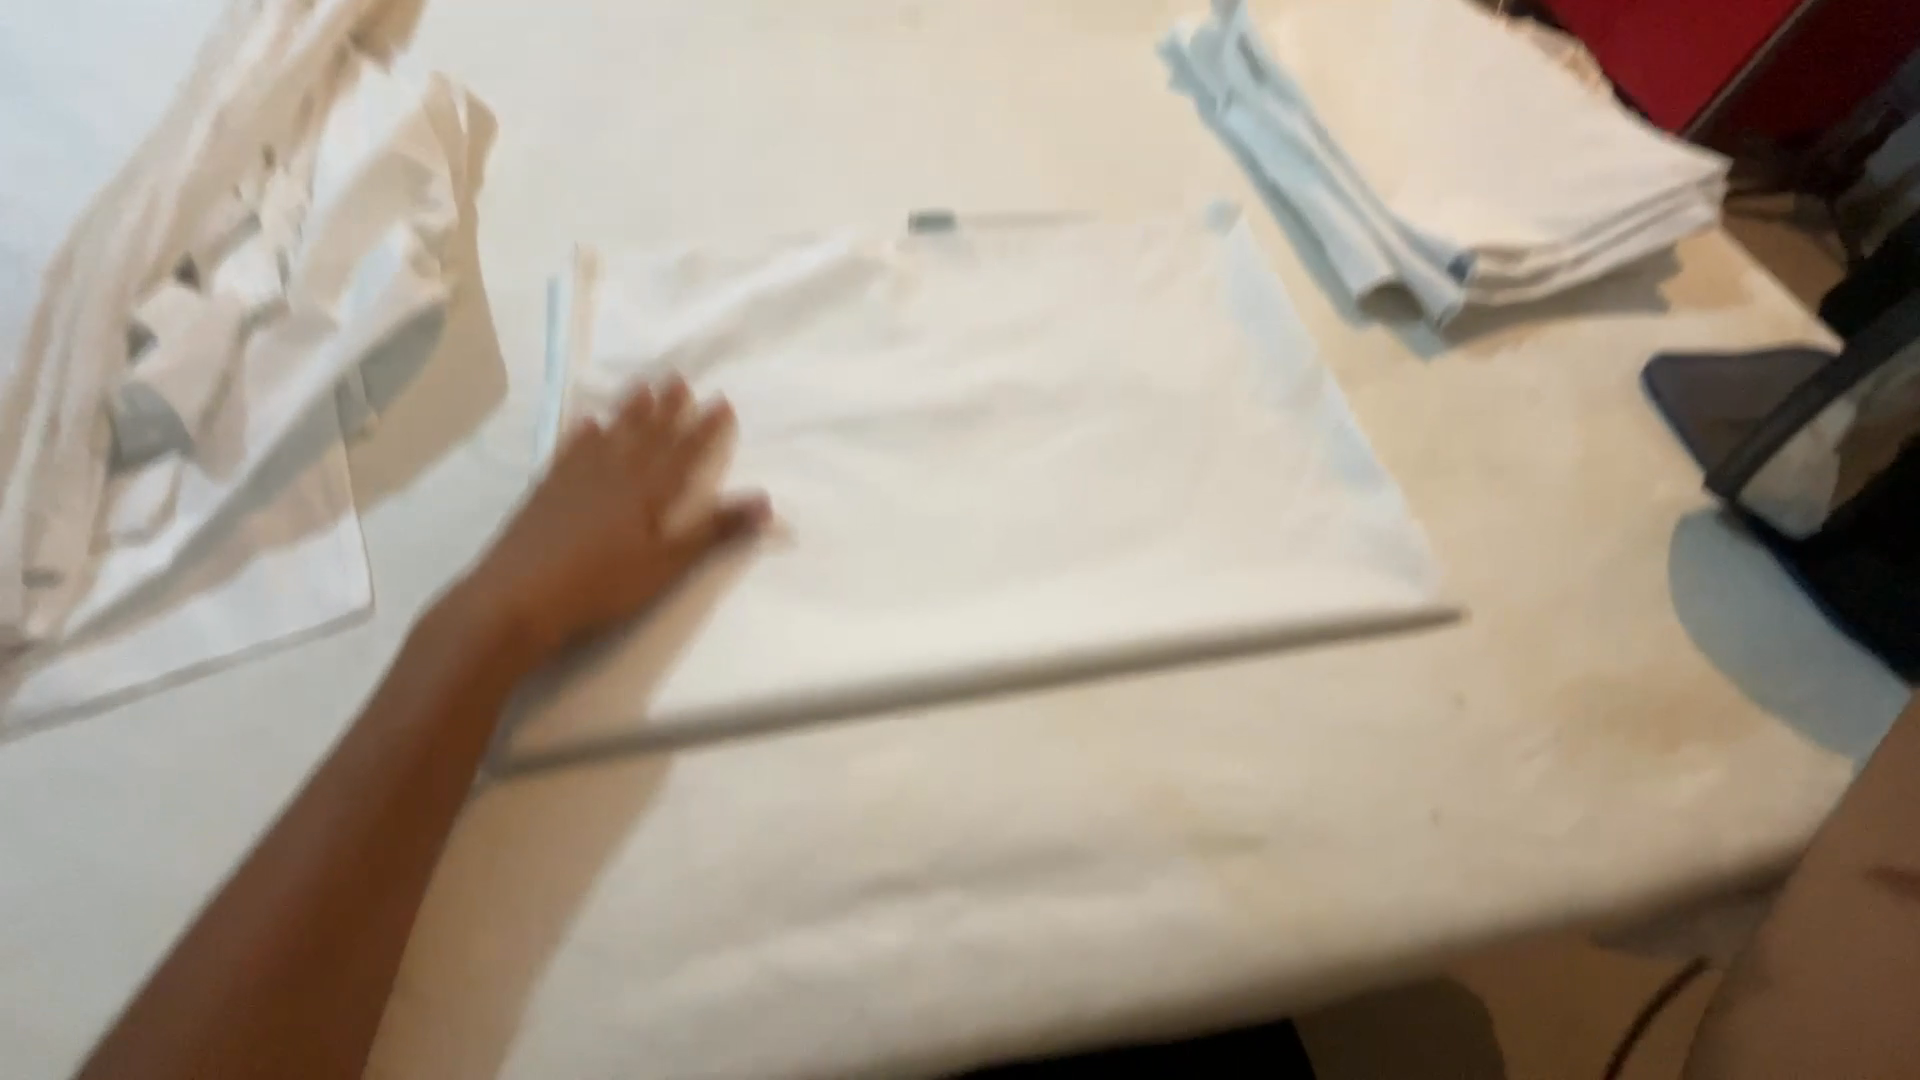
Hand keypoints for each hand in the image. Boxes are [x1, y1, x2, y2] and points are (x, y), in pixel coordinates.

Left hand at [455, 376, 769, 669]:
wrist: (516, 599)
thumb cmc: (601, 587)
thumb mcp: (668, 565)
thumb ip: (715, 531)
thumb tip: (767, 502)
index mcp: (649, 493)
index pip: (685, 453)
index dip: (705, 429)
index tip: (721, 401)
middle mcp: (615, 475)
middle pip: (647, 435)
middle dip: (667, 409)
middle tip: (679, 379)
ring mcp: (576, 480)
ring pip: (611, 436)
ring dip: (629, 412)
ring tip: (642, 386)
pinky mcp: (547, 491)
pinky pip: (571, 451)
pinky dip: (583, 434)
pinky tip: (587, 423)